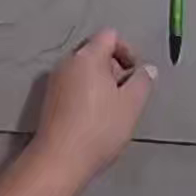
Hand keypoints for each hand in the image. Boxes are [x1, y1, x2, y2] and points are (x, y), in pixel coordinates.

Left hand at [29, 28, 155, 181]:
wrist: (59, 161)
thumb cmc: (99, 128)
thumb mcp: (131, 105)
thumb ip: (143, 81)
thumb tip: (147, 69)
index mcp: (88, 56)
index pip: (110, 35)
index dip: (128, 50)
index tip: (135, 75)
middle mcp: (68, 61)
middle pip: (96, 50)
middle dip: (114, 67)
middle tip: (125, 93)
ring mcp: (55, 80)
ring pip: (84, 69)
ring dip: (101, 82)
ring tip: (111, 109)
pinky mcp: (48, 99)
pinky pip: (73, 84)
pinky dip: (86, 93)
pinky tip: (93, 119)